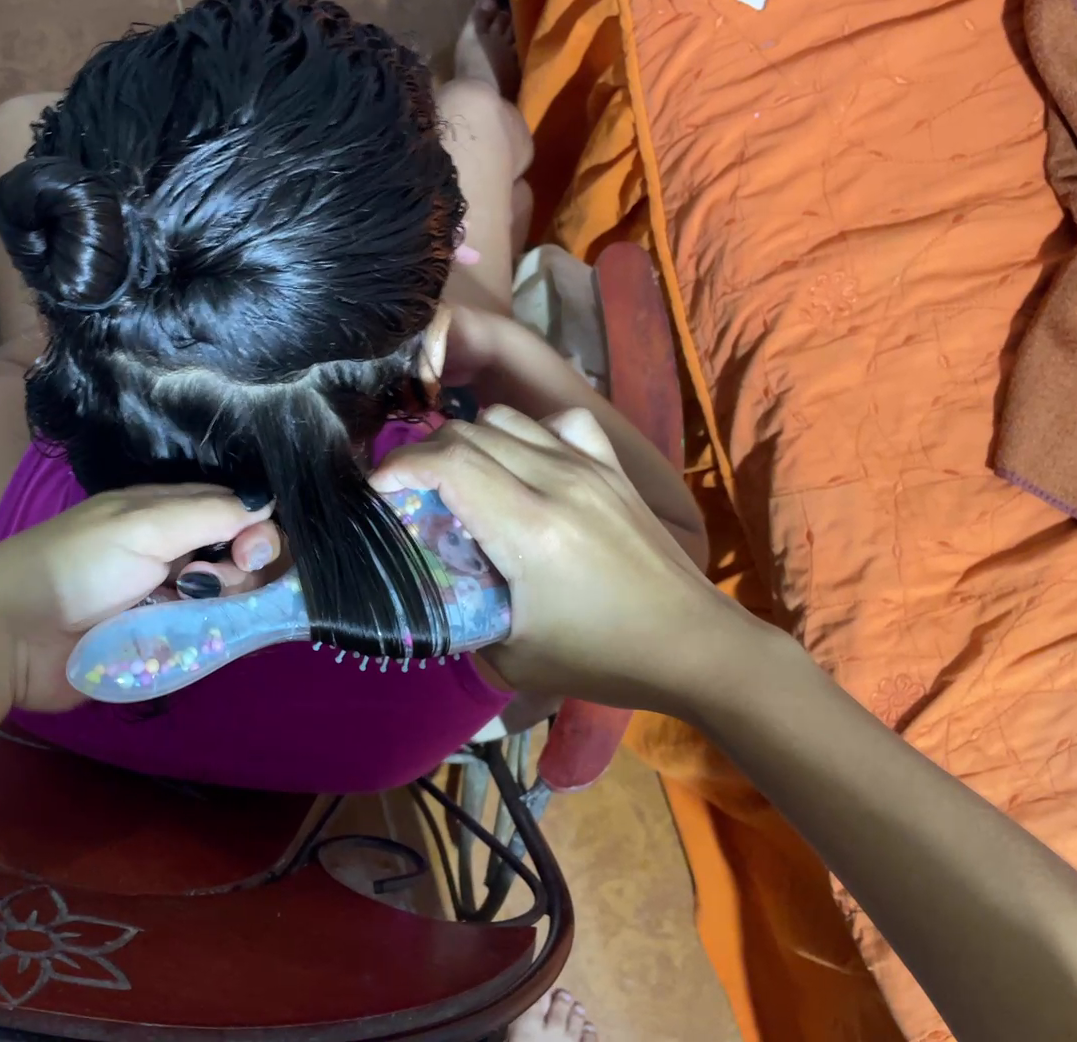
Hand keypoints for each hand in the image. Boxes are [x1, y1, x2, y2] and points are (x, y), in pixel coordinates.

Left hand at [0, 485, 276, 713]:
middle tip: (219, 578)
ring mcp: (160, 598)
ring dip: (223, 600)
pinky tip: (202, 634)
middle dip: (241, 564)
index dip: (253, 523)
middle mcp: (165, 550)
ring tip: (193, 605)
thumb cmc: (75, 567)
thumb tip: (266, 502)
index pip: (227, 507)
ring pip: (221, 595)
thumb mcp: (140, 526)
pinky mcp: (154, 642)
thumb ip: (206, 513)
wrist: (10, 637)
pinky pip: (200, 633)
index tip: (254, 547)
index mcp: (157, 511)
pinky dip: (208, 632)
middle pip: (231, 553)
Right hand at [370, 406, 781, 713]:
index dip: (398, 467)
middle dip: (423, 455)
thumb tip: (427, 590)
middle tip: (412, 493)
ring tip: (461, 477)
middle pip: (467, 432)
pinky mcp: (613, 470)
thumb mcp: (510, 657)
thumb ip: (459, 616)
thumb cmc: (601, 658)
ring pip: (506, 418)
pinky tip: (524, 462)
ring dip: (468, 440)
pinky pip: (558, 421)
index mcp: (528, 529)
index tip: (379, 491)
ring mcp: (589, 468)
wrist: (696, 648)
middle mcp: (557, 483)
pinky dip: (526, 430)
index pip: (447, 462)